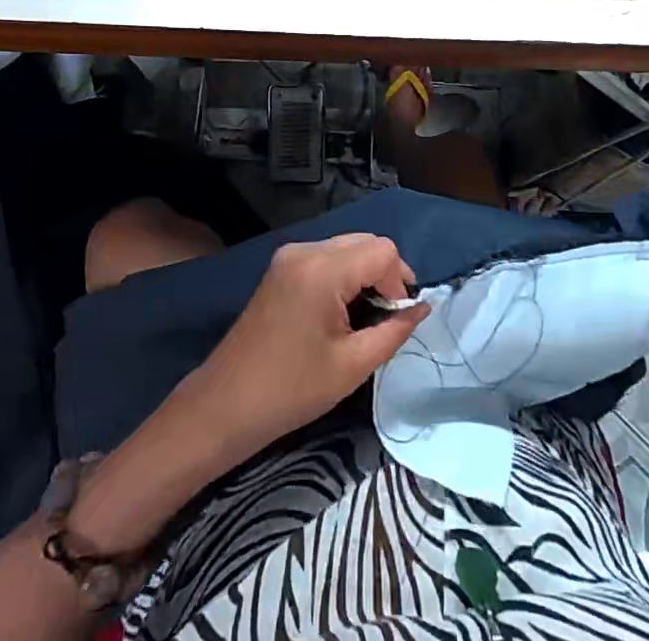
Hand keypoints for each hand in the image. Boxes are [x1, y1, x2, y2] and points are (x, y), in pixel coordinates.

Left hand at [182, 234, 428, 457]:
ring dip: (366, 274)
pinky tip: (342, 310)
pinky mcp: (279, 269)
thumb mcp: (354, 364)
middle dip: (386, 274)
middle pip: (366, 242)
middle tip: (387, 316)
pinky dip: (345, 275)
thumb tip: (422, 307)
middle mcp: (304, 251)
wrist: (225, 405)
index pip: (383, 251)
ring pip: (347, 247)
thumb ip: (395, 329)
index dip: (401, 281)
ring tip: (365, 317)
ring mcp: (287, 257)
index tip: (397, 318)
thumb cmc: (292, 390)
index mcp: (321, 270)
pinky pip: (326, 257)